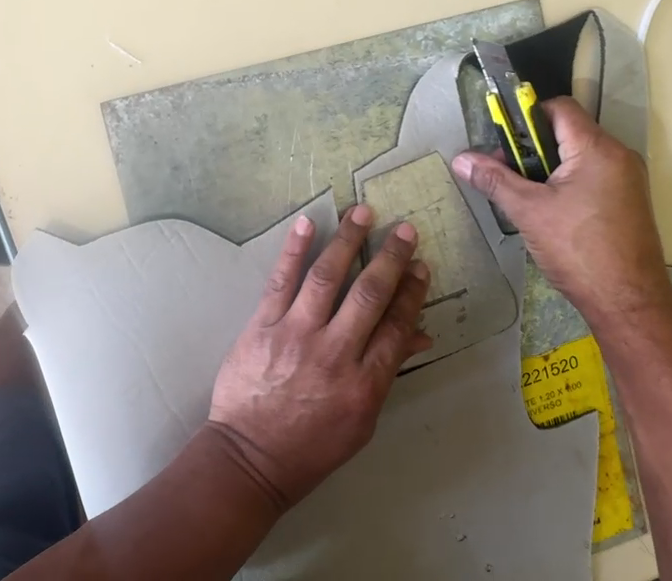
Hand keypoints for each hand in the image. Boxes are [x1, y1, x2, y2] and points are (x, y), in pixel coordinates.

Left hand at [206, 205, 432, 508]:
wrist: (250, 458)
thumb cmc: (312, 445)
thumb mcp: (361, 420)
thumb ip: (387, 372)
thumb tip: (419, 334)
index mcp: (364, 384)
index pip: (396, 326)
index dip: (412, 292)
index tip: (421, 265)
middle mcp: (334, 354)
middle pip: (369, 295)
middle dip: (390, 258)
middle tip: (405, 229)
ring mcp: (295, 336)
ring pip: (327, 277)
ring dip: (348, 240)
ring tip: (363, 212)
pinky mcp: (262, 326)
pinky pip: (281, 280)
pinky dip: (294, 249)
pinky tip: (307, 222)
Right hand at [452, 97, 671, 327]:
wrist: (629, 304)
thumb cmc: (578, 250)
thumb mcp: (528, 211)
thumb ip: (494, 179)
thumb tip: (461, 159)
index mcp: (597, 148)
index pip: (559, 108)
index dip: (527, 114)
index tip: (502, 138)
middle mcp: (618, 156)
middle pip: (568, 131)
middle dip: (532, 146)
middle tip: (505, 170)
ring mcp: (627, 180)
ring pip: (579, 156)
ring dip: (548, 167)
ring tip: (523, 194)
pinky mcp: (628, 202)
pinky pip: (592, 176)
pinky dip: (567, 183)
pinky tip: (548, 210)